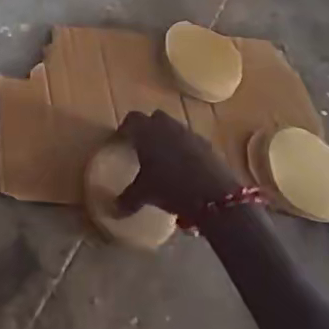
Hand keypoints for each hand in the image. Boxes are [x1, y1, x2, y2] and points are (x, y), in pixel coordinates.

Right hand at [114, 110, 242, 219]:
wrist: (214, 194)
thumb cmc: (171, 186)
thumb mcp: (145, 194)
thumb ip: (128, 199)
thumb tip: (114, 209)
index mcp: (147, 132)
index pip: (132, 119)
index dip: (125, 129)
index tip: (121, 141)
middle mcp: (167, 126)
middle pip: (154, 118)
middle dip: (148, 129)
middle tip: (142, 148)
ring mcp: (189, 133)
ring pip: (174, 129)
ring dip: (167, 138)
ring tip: (164, 160)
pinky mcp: (207, 144)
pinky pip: (190, 141)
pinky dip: (185, 150)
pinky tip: (184, 169)